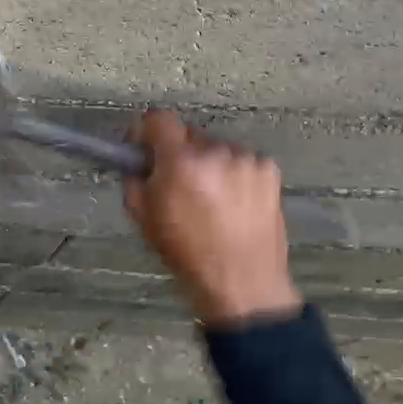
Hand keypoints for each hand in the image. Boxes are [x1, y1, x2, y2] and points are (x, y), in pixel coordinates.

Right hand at [123, 110, 302, 327]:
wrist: (243, 284)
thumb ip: (133, 177)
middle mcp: (215, 152)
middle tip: (180, 184)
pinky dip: (235, 173)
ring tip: (211, 198)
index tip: (146, 151)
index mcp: (180, 161)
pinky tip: (234, 200)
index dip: (147, 132)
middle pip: (188, 136)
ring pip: (216, 148)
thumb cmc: (187, 252)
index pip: (158, 118)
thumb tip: (136, 161)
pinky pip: (241, 160)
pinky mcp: (269, 171)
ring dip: (209, 164)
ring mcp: (246, 160)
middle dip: (180, 154)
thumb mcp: (142, 215)